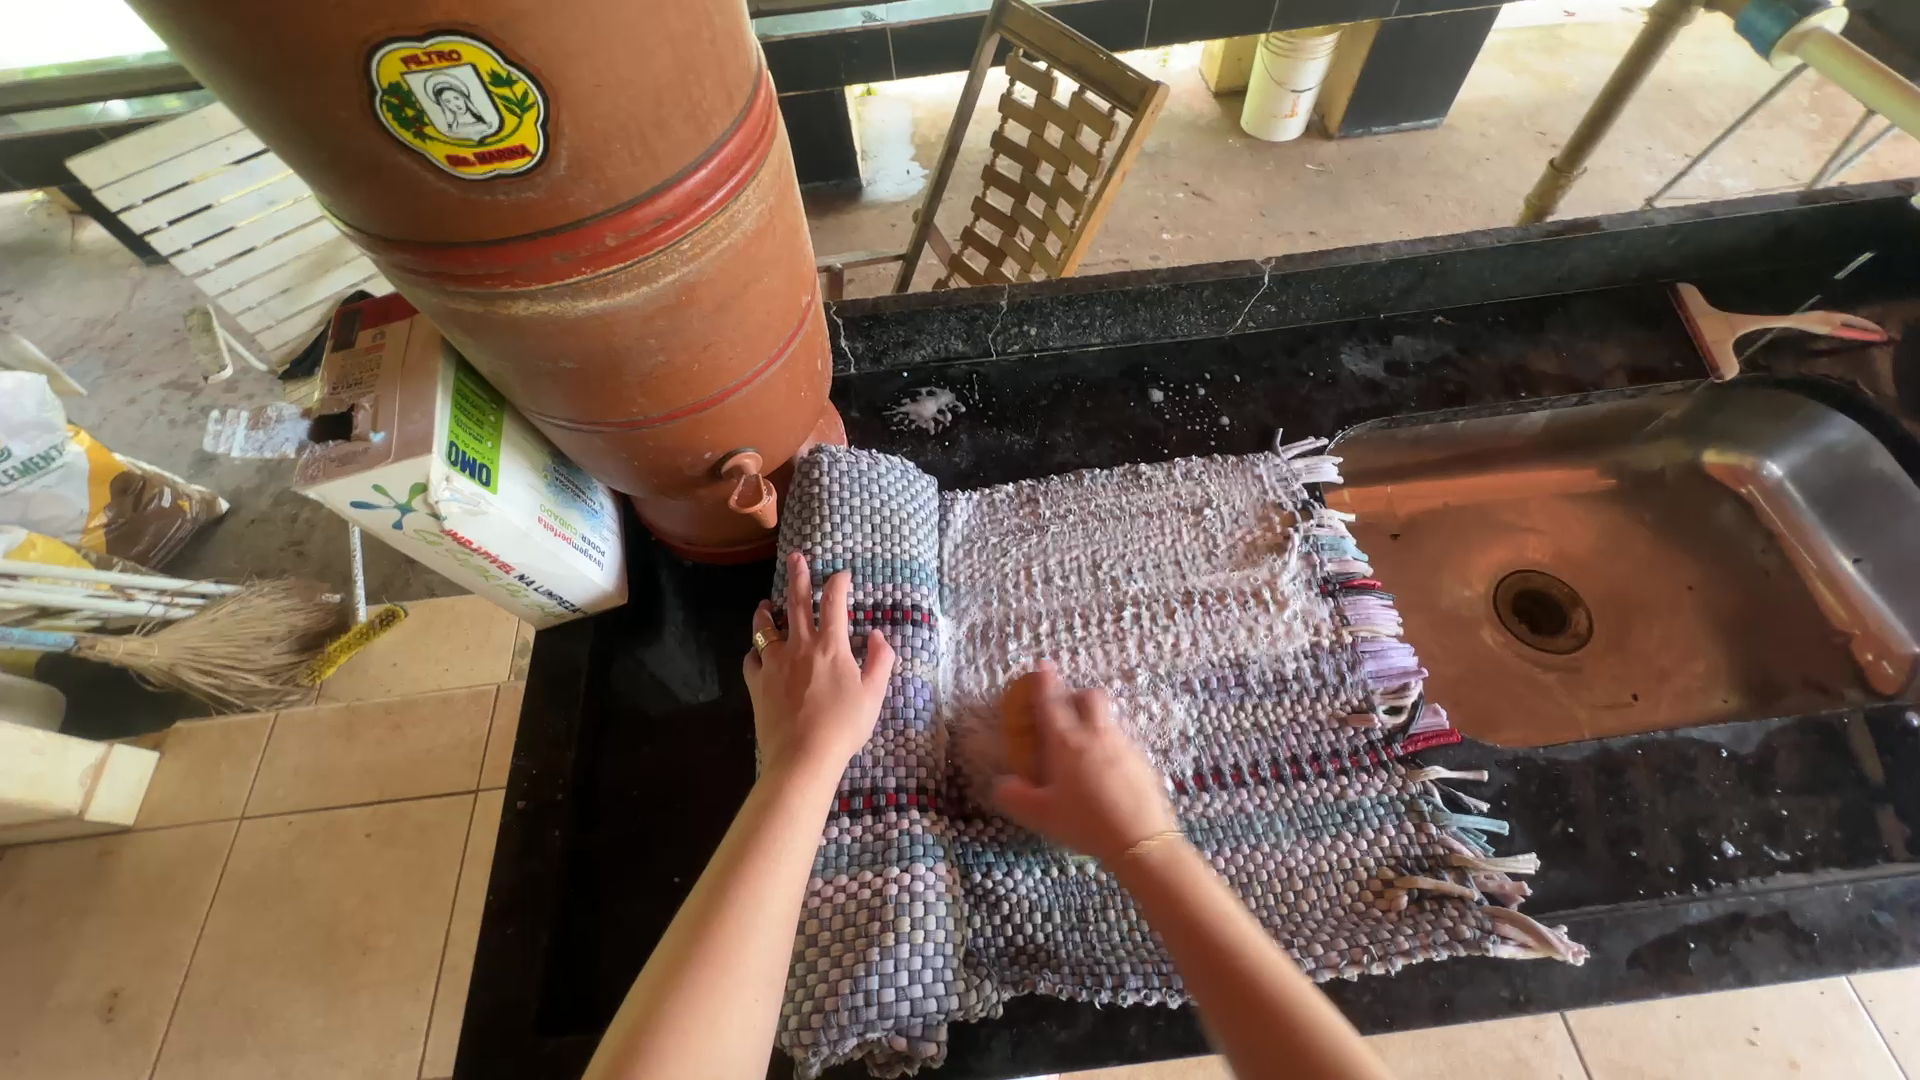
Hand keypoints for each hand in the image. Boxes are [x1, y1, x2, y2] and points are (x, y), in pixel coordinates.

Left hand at [744, 552, 896, 780]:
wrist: (803, 756)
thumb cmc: (844, 725)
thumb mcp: (873, 694)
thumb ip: (881, 661)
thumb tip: (880, 635)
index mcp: (830, 646)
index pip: (834, 603)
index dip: (838, 583)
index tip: (841, 574)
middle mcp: (800, 646)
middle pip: (797, 603)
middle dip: (797, 576)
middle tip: (795, 558)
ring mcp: (774, 663)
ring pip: (766, 627)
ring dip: (766, 612)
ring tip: (765, 603)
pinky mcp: (757, 683)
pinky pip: (752, 659)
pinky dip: (755, 651)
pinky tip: (757, 652)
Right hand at [990, 664, 1178, 862]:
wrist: (1141, 841)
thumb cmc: (1085, 823)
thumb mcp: (1041, 815)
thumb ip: (1015, 797)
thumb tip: (1001, 784)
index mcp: (1066, 743)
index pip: (1051, 703)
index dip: (1045, 682)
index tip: (1043, 665)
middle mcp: (1096, 736)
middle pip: (1090, 697)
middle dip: (1077, 695)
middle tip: (1067, 708)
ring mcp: (1123, 746)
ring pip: (1108, 718)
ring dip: (1095, 720)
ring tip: (1086, 745)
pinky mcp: (1143, 762)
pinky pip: (1123, 742)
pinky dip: (1111, 746)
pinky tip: (1108, 772)